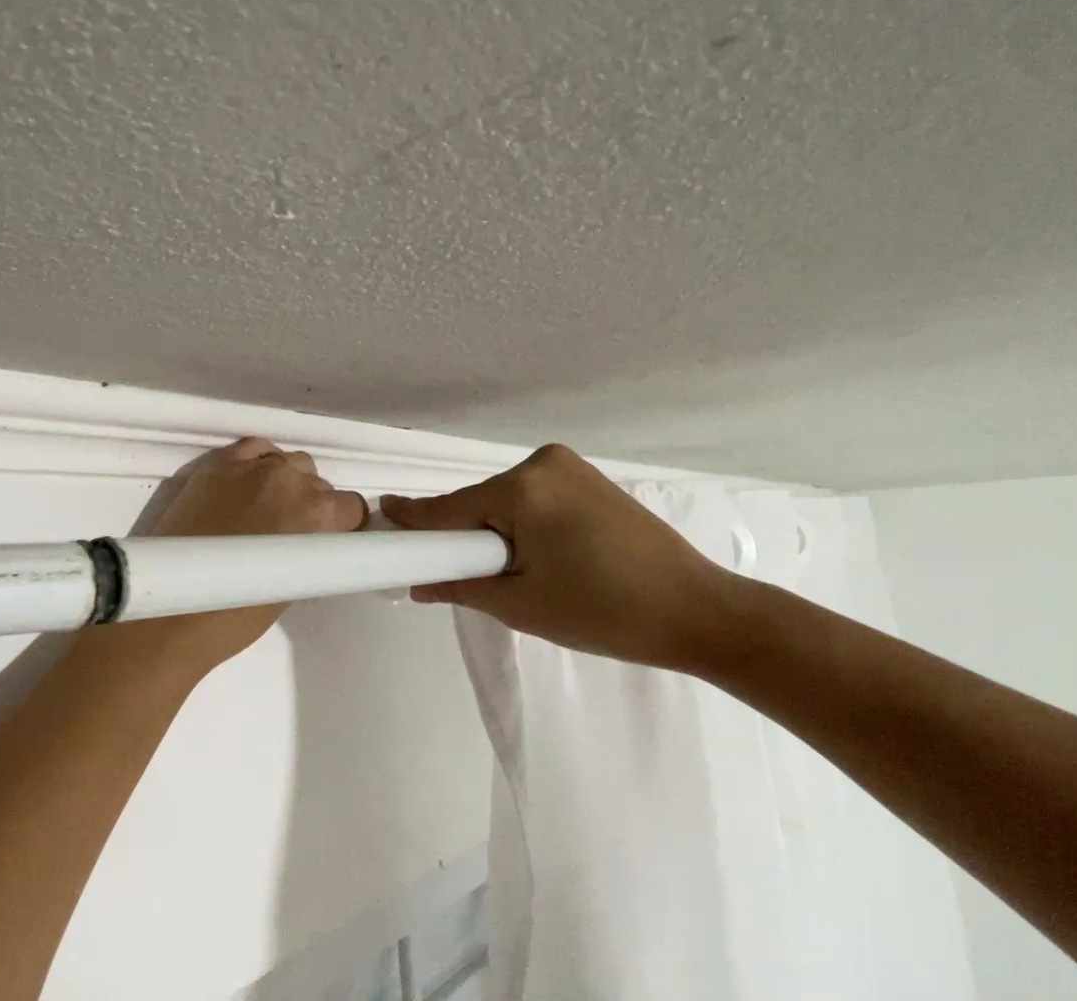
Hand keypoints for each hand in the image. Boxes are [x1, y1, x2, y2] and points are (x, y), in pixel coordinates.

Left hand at [94, 437, 367, 676]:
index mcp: (319, 515)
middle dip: (311, 503)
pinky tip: (248, 484)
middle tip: (289, 530)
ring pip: (286, 461)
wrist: (172, 615)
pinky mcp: (216, 466)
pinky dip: (257, 462)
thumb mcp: (294, 584)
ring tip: (265, 508)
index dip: (342, 524)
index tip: (328, 539)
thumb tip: (310, 538)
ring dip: (285, 481)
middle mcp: (290, 481)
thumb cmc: (238, 616)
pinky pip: (253, 448)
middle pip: (317, 481)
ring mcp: (250, 469)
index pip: (351, 505)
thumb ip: (311, 550)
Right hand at [381, 444, 747, 673]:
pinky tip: (538, 561)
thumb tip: (417, 582)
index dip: (412, 525)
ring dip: (496, 536)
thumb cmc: (605, 612)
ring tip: (515, 580)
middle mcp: (543, 462)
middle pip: (477, 505)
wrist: (699, 612)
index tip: (376, 526)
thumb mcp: (520, 605)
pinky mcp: (590, 481)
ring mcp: (571, 468)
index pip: (449, 509)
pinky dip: (522, 528)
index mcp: (524, 487)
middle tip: (462, 582)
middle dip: (465, 541)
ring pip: (505, 505)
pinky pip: (533, 502)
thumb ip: (460, 585)